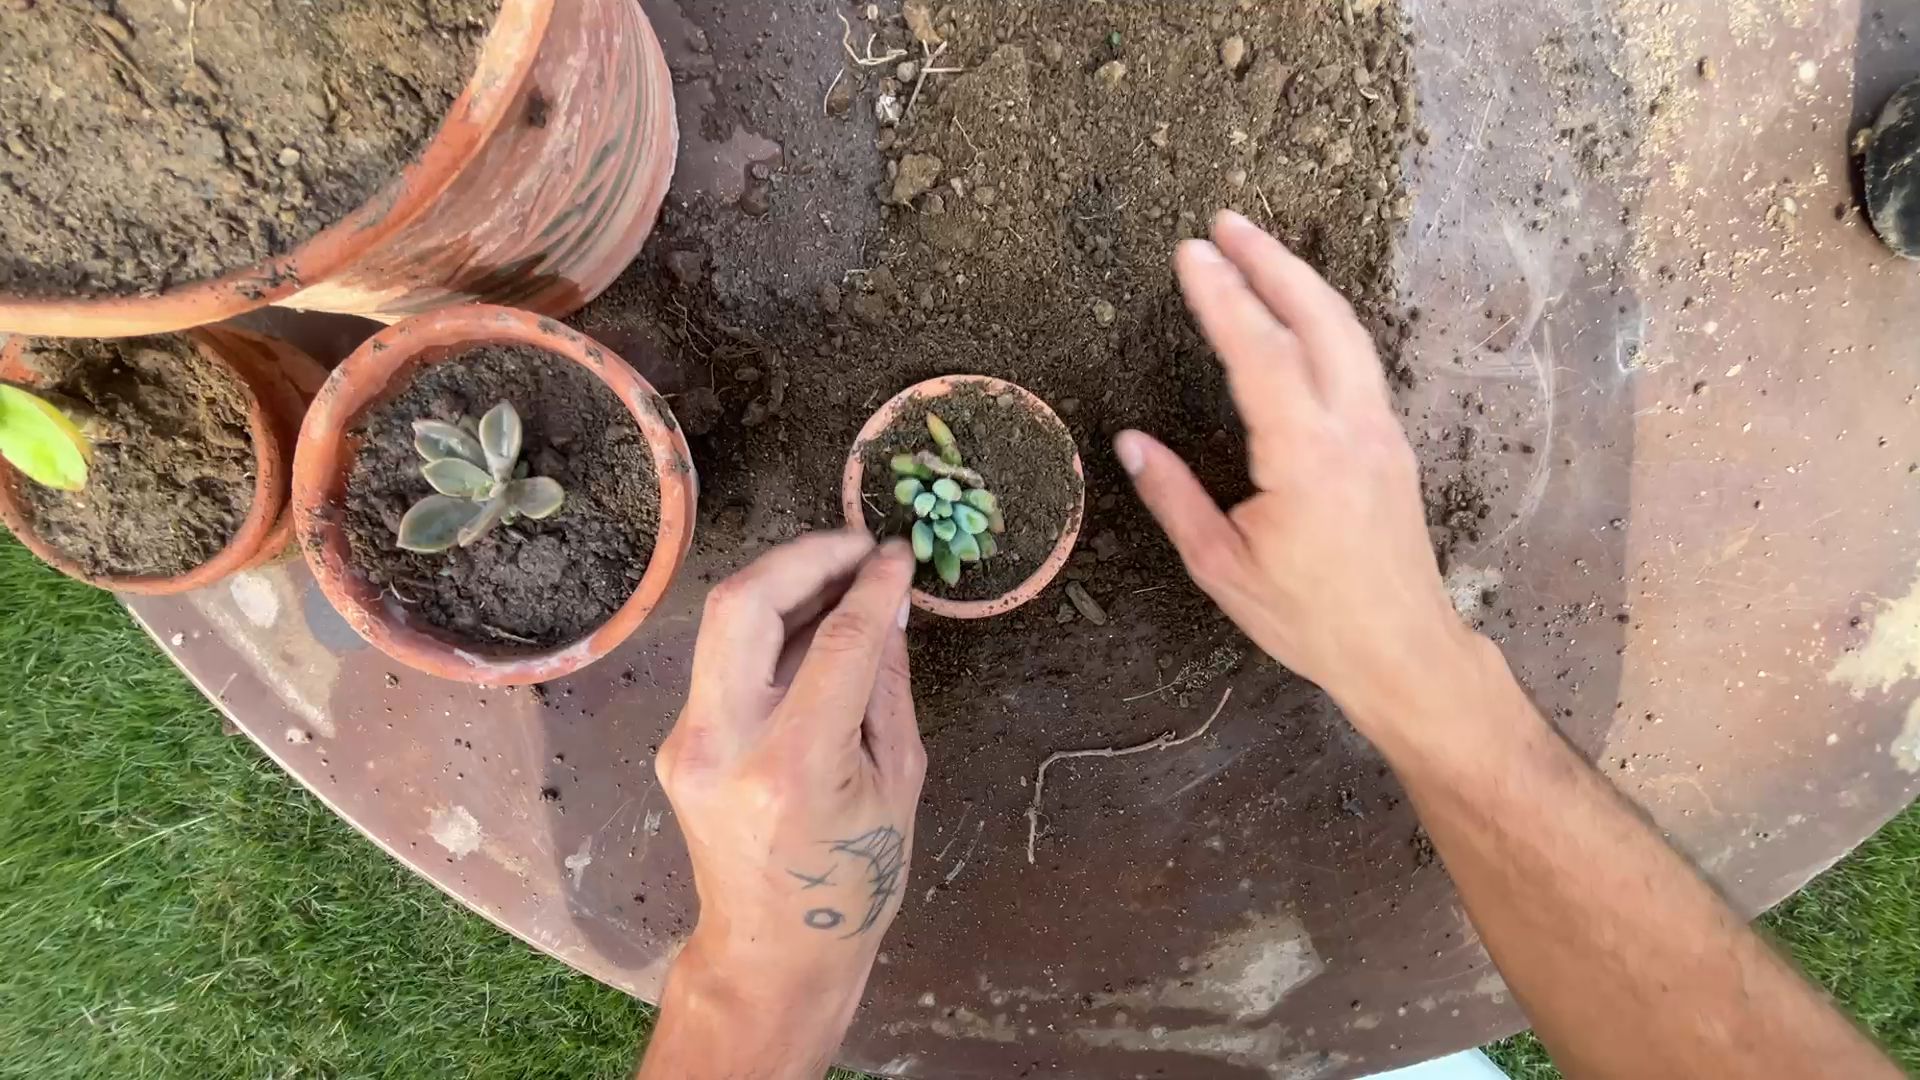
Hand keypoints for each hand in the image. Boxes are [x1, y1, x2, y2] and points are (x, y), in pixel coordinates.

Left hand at [654, 532, 923, 1041]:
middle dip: (805, 554)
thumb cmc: (855, 880)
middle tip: (857, 544)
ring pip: (722, 617)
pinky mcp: (679, 738)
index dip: (874, 586)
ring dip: (784, 577)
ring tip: (840, 567)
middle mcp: (723, 744)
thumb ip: (888, 683)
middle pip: (743, 603)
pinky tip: (812, 614)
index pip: (837, 642)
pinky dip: (772, 620)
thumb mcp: (899, 778)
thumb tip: (889, 606)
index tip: (899, 555)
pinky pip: (726, 653)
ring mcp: (687, 741)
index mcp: (793, 766)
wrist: (770, 951)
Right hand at [1116, 210, 1475, 735]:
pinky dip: (1324, 318)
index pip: (1261, 357)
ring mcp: (1381, 431)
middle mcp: (1353, 430)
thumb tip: (1129, 444)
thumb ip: (1174, 497)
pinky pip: (1359, 359)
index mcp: (1305, 460)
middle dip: (1271, 263)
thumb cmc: (1306, 617)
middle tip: (1226, 222)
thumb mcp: (1221, 567)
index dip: (1224, 299)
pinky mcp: (1390, 443)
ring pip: (1348, 333)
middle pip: (1319, 320)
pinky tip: (1300, 312)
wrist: (1399, 648)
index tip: (1192, 254)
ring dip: (1302, 282)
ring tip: (1258, 248)